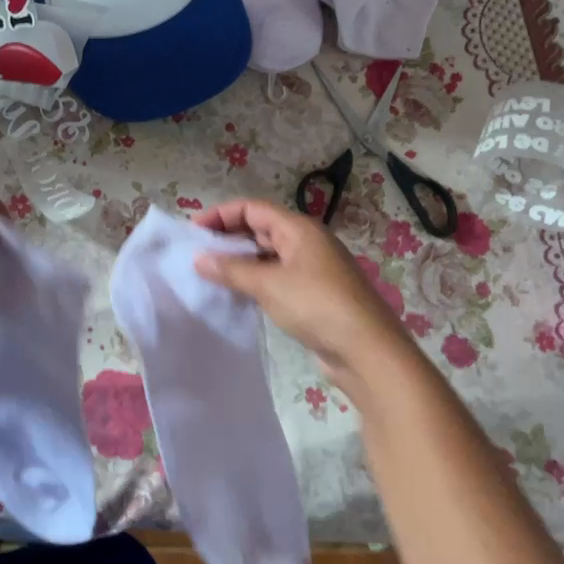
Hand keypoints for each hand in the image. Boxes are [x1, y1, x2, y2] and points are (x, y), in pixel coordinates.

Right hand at [191, 199, 413, 390]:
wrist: (370, 354)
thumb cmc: (317, 306)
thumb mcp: (267, 284)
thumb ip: (230, 269)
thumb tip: (198, 258)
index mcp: (299, 230)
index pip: (251, 208)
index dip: (220, 215)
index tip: (193, 232)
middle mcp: (307, 243)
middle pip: (259, 229)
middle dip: (227, 238)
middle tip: (197, 253)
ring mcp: (313, 270)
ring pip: (267, 255)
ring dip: (239, 261)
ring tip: (210, 274)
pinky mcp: (314, 294)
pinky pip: (276, 277)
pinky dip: (254, 280)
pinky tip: (236, 293)